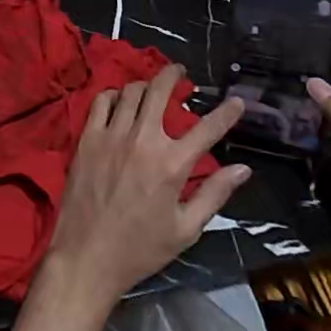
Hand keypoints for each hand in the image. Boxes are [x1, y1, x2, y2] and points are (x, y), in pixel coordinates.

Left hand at [42, 65, 251, 307]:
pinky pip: (102, 102)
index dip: (226, 112)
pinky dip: (114, 95)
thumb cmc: (140, 249)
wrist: (87, 258)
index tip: (237, 100)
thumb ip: (214, 194)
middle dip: (174, 75)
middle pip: (160, 90)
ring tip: (152, 88)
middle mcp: (143, 140)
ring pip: (131, 91)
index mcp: (172, 164)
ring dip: (146, 85)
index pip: (207, 128)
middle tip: (180, 72)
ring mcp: (112, 136)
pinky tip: (120, 102)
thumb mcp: (186, 229)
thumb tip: (243, 169)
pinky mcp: (88, 138)